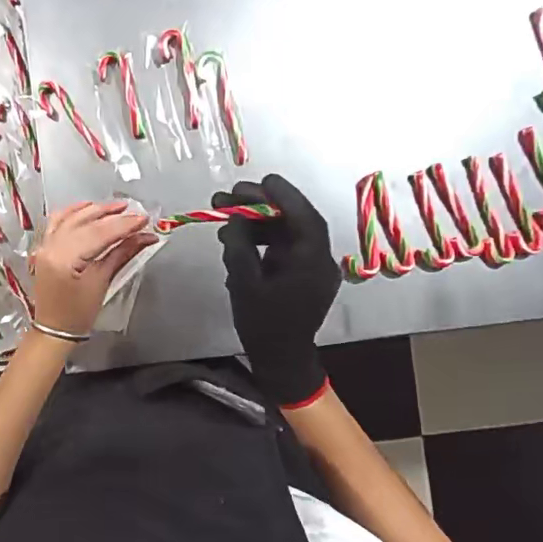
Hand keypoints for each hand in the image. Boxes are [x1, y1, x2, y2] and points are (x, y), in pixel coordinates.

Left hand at [29, 201, 157, 337]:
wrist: (54, 329)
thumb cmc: (78, 313)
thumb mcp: (102, 283)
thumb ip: (122, 254)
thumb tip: (145, 237)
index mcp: (64, 259)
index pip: (98, 233)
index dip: (123, 224)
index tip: (144, 219)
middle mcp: (51, 247)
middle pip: (86, 223)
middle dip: (113, 216)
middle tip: (136, 213)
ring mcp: (44, 246)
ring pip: (71, 218)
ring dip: (95, 210)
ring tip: (117, 207)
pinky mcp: (44, 247)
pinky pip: (57, 221)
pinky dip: (73, 212)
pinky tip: (88, 207)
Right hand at [214, 174, 340, 405]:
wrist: (281, 360)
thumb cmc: (264, 324)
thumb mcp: (245, 283)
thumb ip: (240, 247)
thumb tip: (234, 219)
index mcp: (312, 260)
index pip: (303, 216)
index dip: (282, 195)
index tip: (261, 181)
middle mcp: (318, 260)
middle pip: (291, 222)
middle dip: (261, 207)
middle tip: (228, 196)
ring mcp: (311, 269)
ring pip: (285, 234)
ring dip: (257, 223)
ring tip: (224, 216)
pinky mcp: (302, 278)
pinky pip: (283, 250)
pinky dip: (262, 241)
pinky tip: (237, 240)